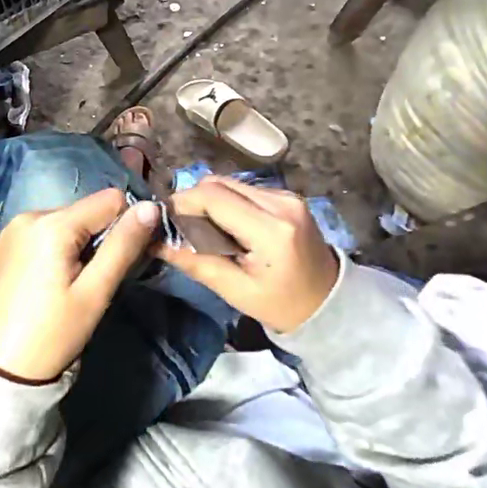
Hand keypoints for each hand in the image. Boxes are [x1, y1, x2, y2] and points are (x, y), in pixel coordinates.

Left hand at [0, 188, 159, 382]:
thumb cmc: (52, 334)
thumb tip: (152, 206)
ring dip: (78, 244)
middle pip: (87, 210)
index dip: (126, 226)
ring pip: (67, 221)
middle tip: (96, 280)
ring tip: (72, 284)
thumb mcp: (95, 293)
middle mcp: (29, 214)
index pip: (111, 200)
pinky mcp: (4, 243)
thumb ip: (123, 246)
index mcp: (52, 224)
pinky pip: (45, 232)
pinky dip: (57, 249)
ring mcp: (12, 228)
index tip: (123, 260)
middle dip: (100, 237)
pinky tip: (51, 281)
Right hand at [158, 177, 339, 333]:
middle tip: (177, 226)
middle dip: (192, 200)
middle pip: (220, 183)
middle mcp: (282, 202)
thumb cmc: (282, 304)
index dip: (182, 203)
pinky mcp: (287, 196)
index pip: (214, 197)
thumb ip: (196, 262)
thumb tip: (155, 242)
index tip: (163, 220)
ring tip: (199, 228)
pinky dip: (227, 203)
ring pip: (230, 183)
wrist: (330, 303)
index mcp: (272, 229)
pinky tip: (223, 226)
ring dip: (209, 200)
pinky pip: (245, 189)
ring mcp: (287, 195)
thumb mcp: (236, 291)